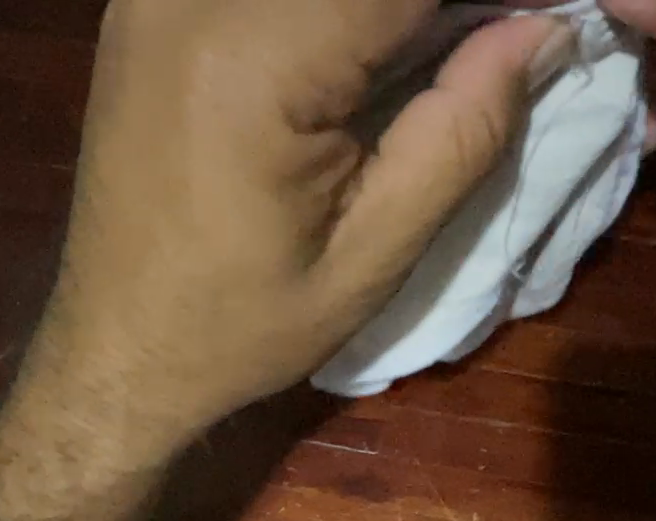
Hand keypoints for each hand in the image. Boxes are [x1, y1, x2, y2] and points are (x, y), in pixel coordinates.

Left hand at [32, 0, 569, 452]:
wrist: (114, 350)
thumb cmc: (236, 333)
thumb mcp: (365, 263)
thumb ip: (459, 135)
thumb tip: (541, 30)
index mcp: (257, 59)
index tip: (541, 23)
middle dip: (436, 5)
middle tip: (488, 46)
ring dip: (389, 11)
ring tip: (429, 59)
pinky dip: (336, 13)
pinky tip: (362, 53)